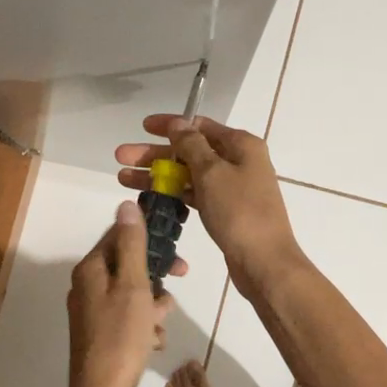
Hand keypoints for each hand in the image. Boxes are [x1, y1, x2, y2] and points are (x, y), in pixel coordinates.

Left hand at [65, 200, 173, 386]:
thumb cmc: (120, 336)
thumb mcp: (133, 286)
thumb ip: (132, 245)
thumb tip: (126, 205)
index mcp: (90, 270)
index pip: (119, 236)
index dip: (149, 238)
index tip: (176, 249)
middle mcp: (86, 287)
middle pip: (127, 266)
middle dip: (155, 276)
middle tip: (179, 279)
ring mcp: (92, 313)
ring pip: (132, 294)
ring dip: (152, 305)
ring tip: (159, 324)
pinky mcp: (101, 336)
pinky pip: (128, 319)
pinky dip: (144, 326)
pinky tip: (153, 342)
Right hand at [116, 115, 304, 295]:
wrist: (264, 262)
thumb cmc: (240, 212)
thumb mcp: (212, 172)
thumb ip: (191, 145)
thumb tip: (178, 123)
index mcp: (241, 145)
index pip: (199, 125)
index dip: (169, 125)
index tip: (142, 128)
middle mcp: (238, 162)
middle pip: (190, 151)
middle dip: (155, 154)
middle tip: (121, 158)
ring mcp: (232, 188)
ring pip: (189, 175)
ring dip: (158, 176)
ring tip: (123, 179)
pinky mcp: (225, 211)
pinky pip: (194, 195)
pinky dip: (173, 194)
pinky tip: (149, 198)